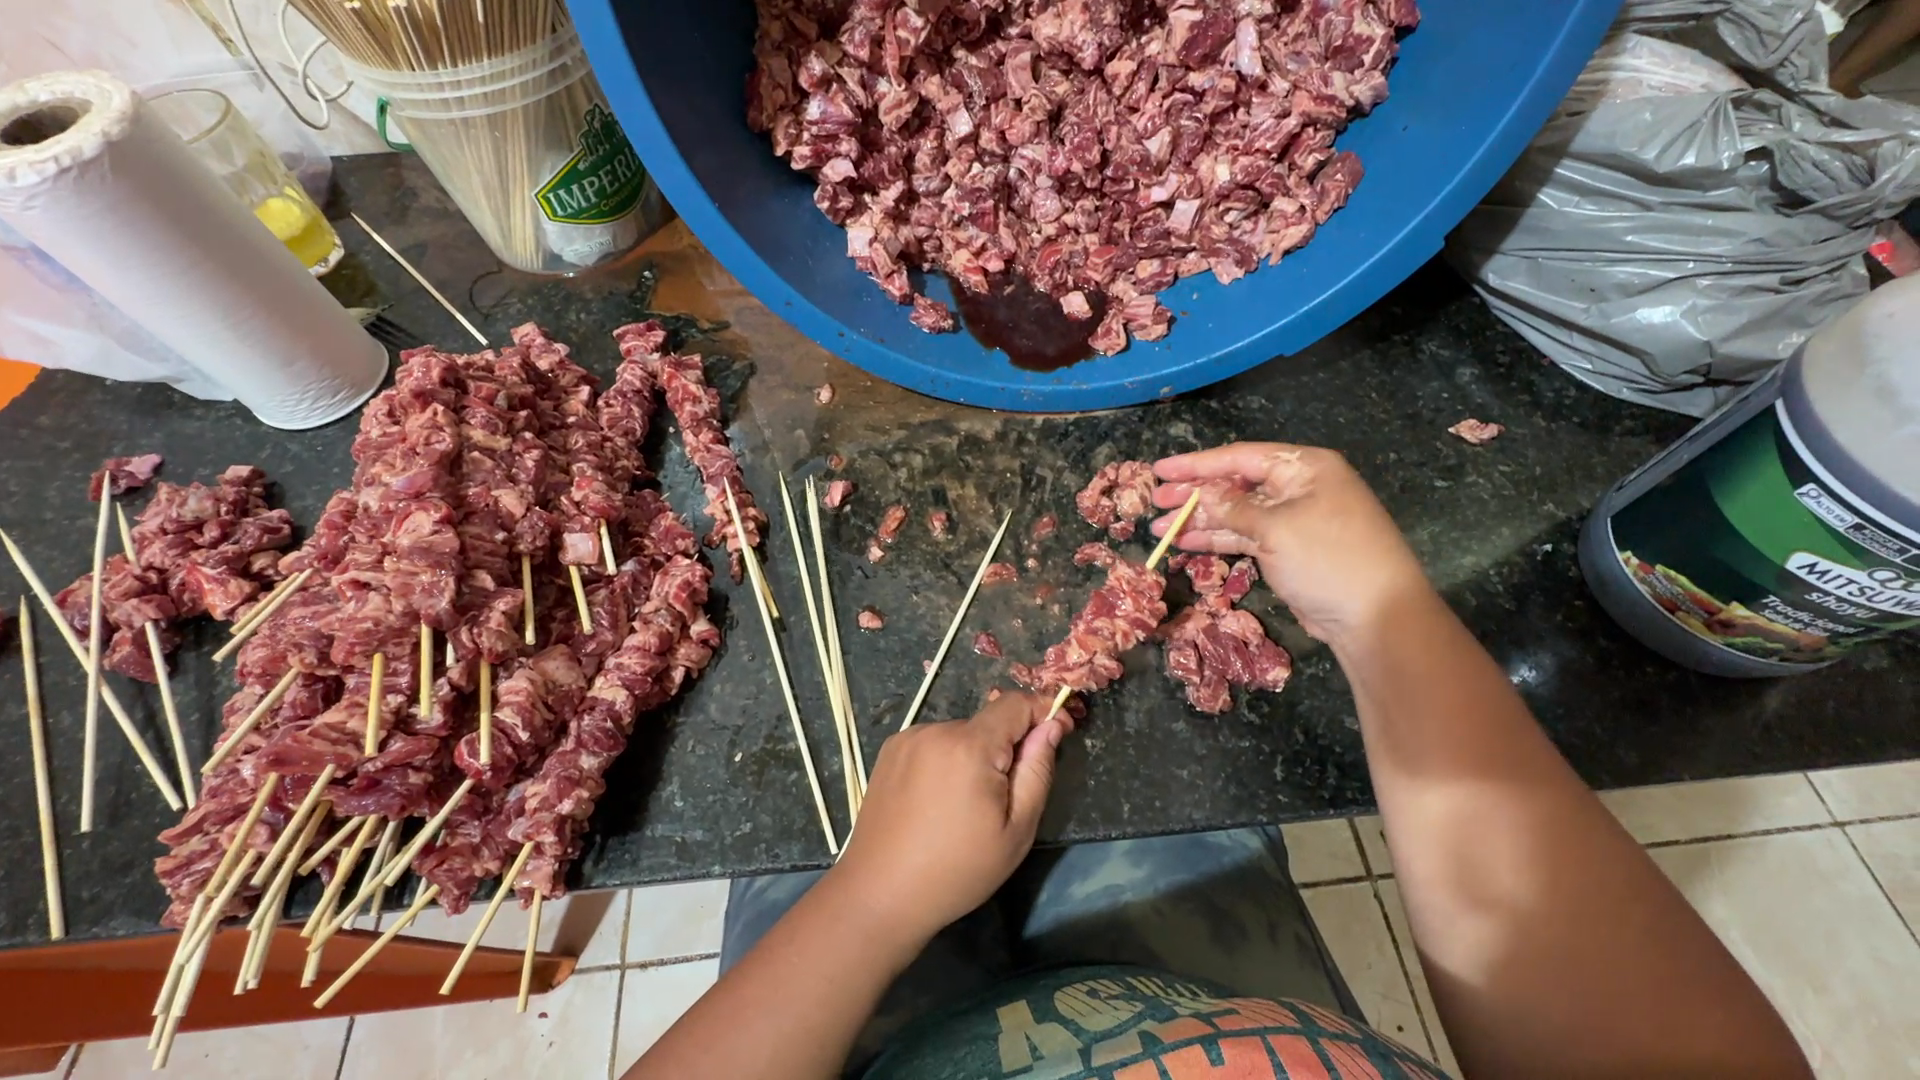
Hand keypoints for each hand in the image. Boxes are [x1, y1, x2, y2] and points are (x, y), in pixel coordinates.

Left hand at [827, 690, 1068, 945]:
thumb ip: (1037, 770)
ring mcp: (908, 739)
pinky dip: (947, 761)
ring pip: (960, 735)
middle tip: (1006, 797)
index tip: (1060, 731)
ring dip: (974, 756)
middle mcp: (936, 730)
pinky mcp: (889, 751)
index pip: (1015, 704)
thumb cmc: (958, 869)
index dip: (1042, 712)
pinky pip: (934, 744)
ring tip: (965, 807)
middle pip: (987, 723)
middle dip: (1006, 747)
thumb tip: (1051, 725)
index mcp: (969, 746)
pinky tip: (937, 802)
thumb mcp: (1016, 829)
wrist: (880, 892)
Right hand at [1151, 443, 1429, 645]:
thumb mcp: (1276, 528)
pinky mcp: (1288, 550)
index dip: (1196, 465)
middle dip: (1194, 493)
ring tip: (1159, 528)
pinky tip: (1186, 543)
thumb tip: (1201, 495)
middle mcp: (1299, 488)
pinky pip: (1245, 536)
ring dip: (1200, 520)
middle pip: (1236, 484)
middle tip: (1155, 501)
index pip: (1240, 458)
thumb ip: (1233, 509)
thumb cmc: (1329, 558)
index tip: (1158, 470)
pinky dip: (1217, 539)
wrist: (1374, 615)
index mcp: (1304, 468)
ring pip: (1236, 513)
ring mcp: (1293, 520)